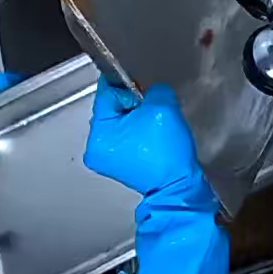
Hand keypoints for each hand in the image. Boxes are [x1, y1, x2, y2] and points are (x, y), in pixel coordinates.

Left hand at [84, 81, 204, 196]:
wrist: (177, 186)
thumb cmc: (166, 154)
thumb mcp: (163, 106)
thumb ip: (154, 89)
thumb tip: (151, 91)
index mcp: (99, 134)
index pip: (107, 93)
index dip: (128, 87)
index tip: (140, 88)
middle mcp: (95, 148)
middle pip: (111, 108)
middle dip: (132, 105)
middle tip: (151, 112)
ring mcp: (106, 158)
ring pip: (118, 122)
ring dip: (135, 119)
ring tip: (152, 128)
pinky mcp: (118, 164)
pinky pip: (124, 137)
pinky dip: (137, 133)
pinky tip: (150, 138)